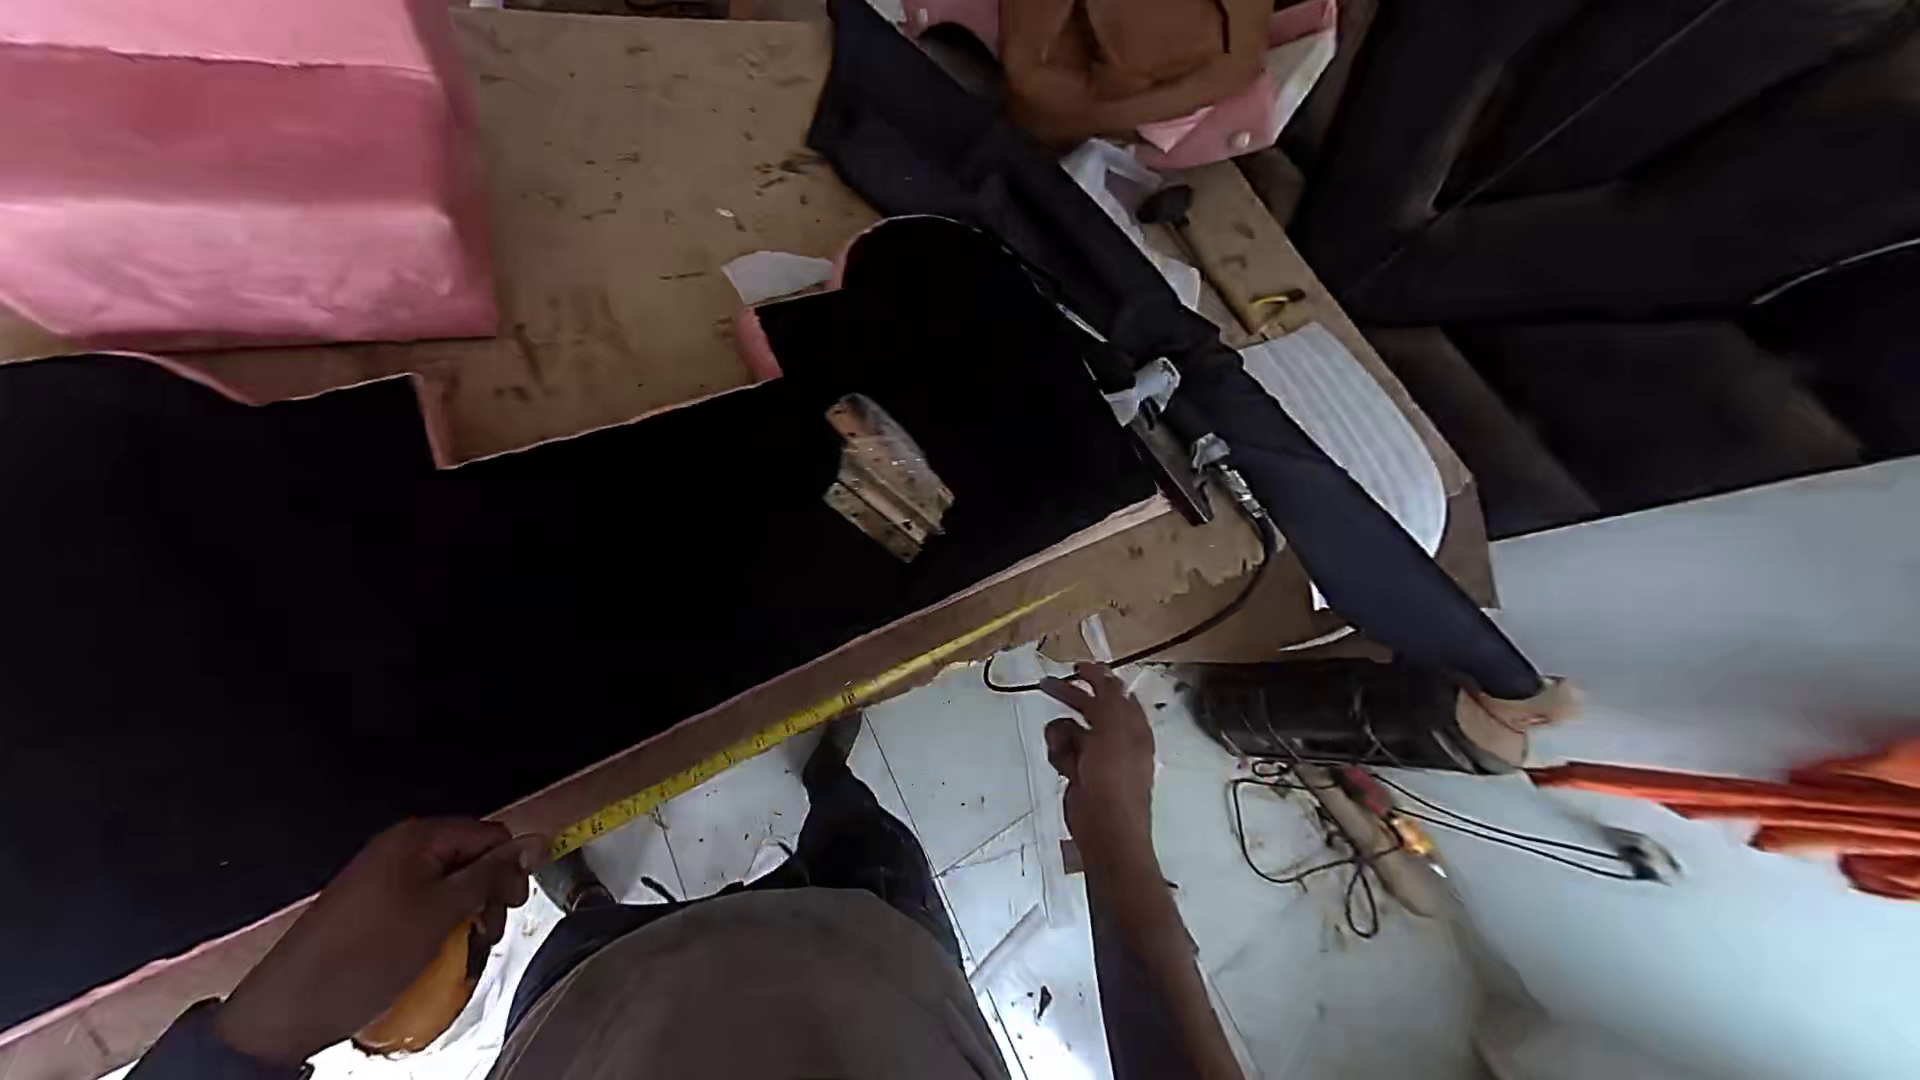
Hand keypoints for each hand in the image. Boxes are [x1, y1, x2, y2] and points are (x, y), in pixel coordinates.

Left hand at [214, 818, 548, 1064]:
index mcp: (417, 838)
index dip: (510, 868)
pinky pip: (424, 897)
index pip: (492, 836)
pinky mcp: (371, 902)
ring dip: (467, 908)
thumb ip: (493, 873)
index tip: (510, 905)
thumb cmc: (362, 960)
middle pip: (472, 855)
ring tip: (464, 942)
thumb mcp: (442, 912)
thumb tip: (538, 843)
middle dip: (489, 890)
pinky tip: (436, 945)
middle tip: (489, 928)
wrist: (278, 1019)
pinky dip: (440, 918)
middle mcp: (400, 847)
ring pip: (451, 879)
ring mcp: (382, 875)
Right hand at [1040, 663, 1156, 865]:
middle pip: (1090, 706)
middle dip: (1070, 696)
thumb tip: (1104, 674)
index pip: (1116, 693)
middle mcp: (1116, 738)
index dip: (1098, 677)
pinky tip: (1064, 767)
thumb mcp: (1114, 730)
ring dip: (1062, 734)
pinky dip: (1060, 754)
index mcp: (1132, 727)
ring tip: (1063, 748)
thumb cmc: (1115, 778)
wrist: (1105, 829)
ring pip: (1070, 728)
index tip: (1077, 666)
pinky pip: (1062, 750)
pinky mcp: (1078, 771)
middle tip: (1047, 684)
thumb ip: (1109, 699)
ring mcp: (1096, 755)